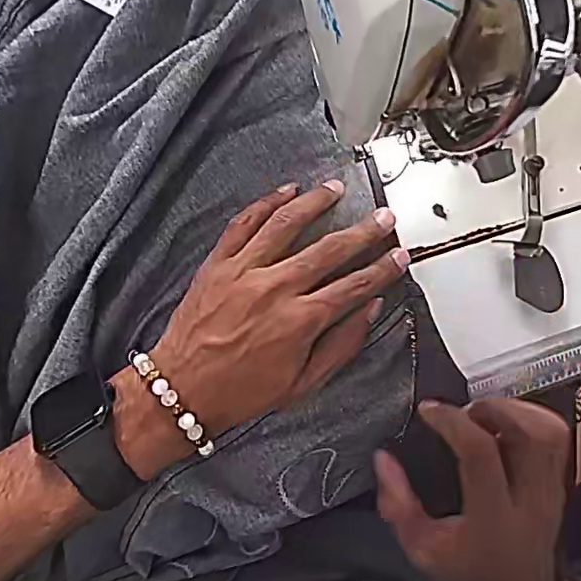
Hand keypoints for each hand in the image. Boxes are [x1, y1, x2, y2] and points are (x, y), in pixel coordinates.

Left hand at [150, 178, 409, 436]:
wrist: (183, 390)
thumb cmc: (241, 391)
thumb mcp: (303, 384)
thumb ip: (342, 345)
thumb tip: (370, 311)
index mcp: (299, 321)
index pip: (354, 285)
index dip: (383, 268)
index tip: (398, 256)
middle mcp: (274, 289)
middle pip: (329, 249)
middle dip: (363, 231)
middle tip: (382, 218)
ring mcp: (243, 272)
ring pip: (286, 224)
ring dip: (316, 202)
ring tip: (335, 189)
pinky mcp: (218, 264)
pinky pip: (244, 223)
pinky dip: (266, 203)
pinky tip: (285, 192)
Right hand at [375, 399, 571, 580]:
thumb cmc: (470, 576)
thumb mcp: (422, 548)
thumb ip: (398, 503)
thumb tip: (383, 457)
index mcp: (493, 516)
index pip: (479, 452)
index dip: (451, 421)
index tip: (427, 411)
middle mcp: (530, 498)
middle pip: (525, 432)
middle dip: (487, 409)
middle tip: (459, 413)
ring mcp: (552, 490)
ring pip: (548, 430)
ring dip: (512, 409)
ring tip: (482, 415)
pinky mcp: (561, 484)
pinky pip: (558, 438)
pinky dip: (531, 418)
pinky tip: (505, 423)